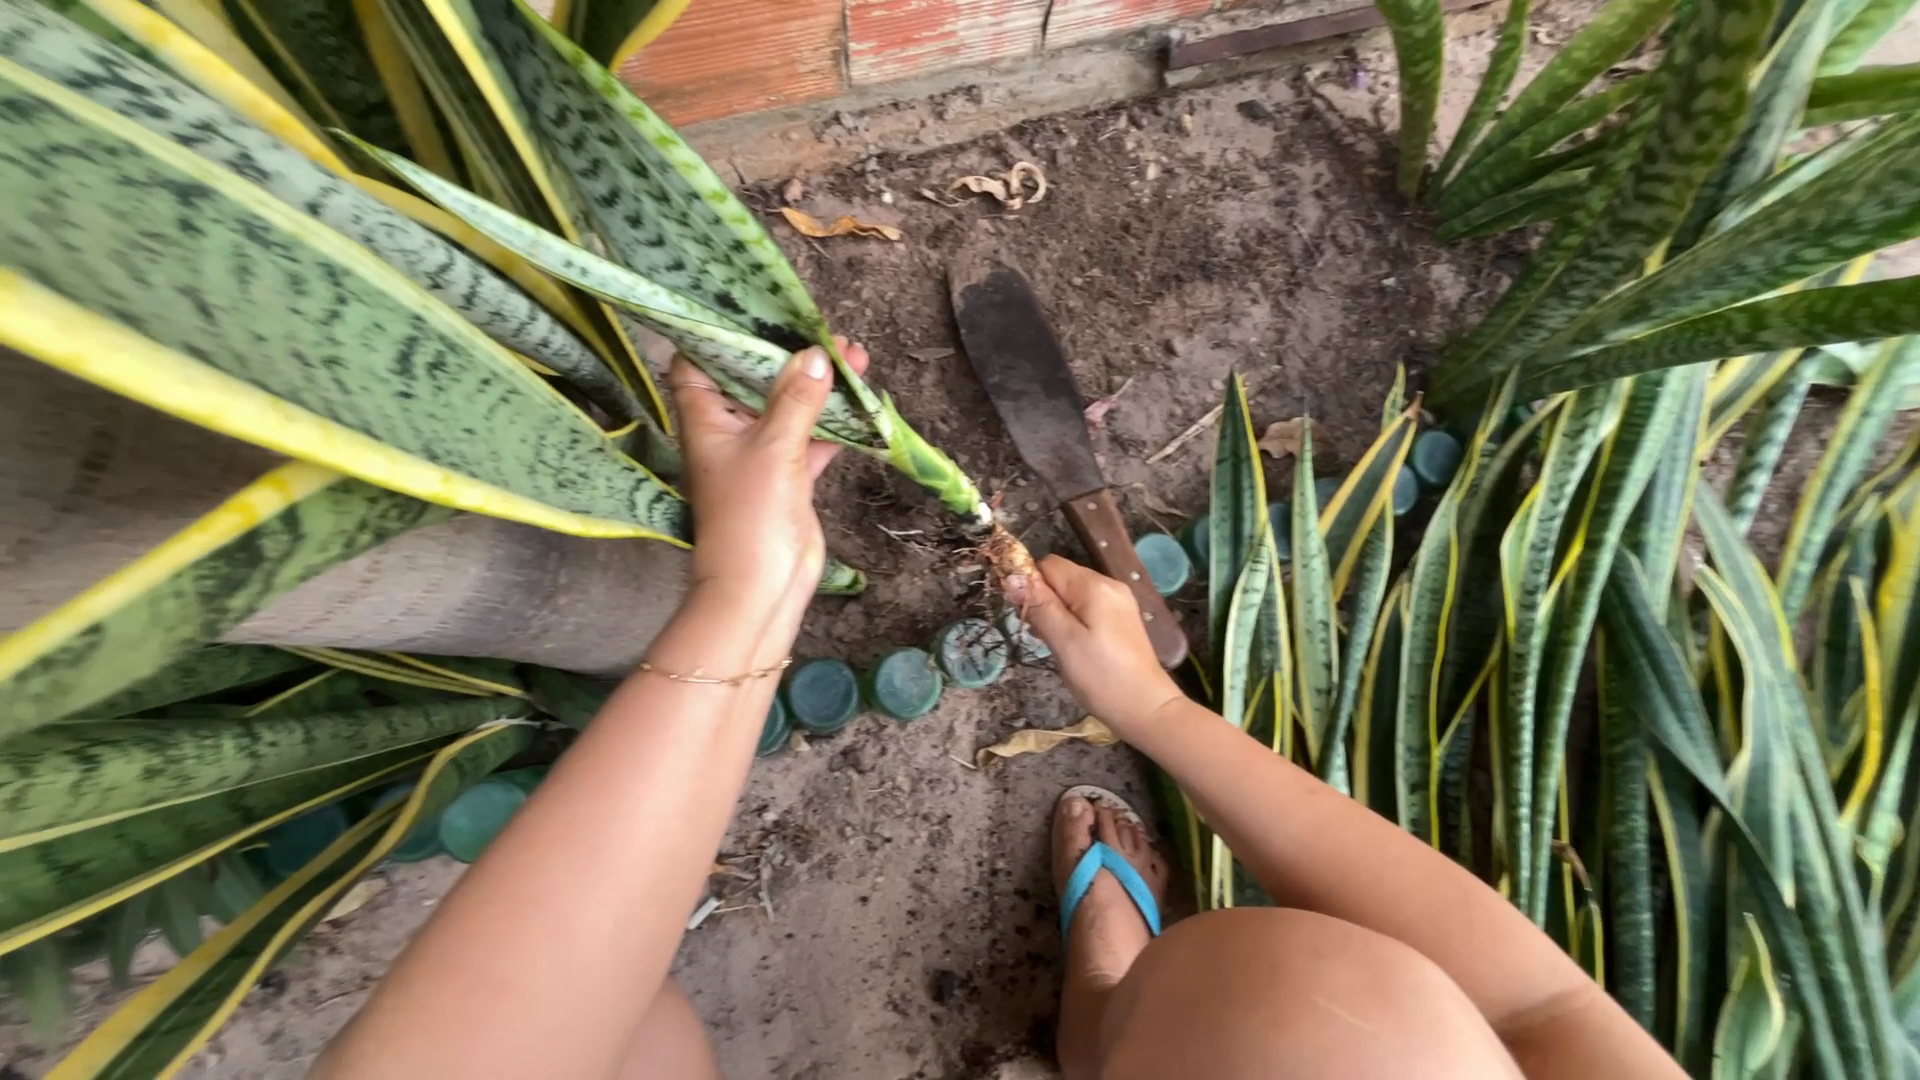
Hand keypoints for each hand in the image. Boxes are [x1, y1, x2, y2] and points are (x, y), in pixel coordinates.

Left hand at [669, 339, 868, 622]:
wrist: (763, 584)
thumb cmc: (751, 513)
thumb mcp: (774, 447)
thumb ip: (795, 399)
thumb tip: (816, 354)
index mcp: (706, 419)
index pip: (701, 362)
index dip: (723, 335)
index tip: (758, 310)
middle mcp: (729, 432)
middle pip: (755, 381)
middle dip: (788, 356)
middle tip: (824, 331)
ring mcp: (762, 455)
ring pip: (790, 409)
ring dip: (819, 387)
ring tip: (855, 357)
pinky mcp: (790, 477)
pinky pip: (812, 440)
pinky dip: (833, 424)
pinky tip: (861, 404)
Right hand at [1012, 555, 1185, 736]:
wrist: (1146, 708)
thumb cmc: (1101, 677)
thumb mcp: (1064, 642)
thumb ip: (1039, 606)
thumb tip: (1011, 575)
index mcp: (1094, 586)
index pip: (1048, 565)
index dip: (1030, 585)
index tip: (1026, 616)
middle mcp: (1109, 585)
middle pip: (1061, 577)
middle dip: (1043, 600)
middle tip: (1042, 636)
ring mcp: (1118, 601)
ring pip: (1071, 593)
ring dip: (1056, 613)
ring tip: (1057, 644)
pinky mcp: (1121, 618)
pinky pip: (1086, 607)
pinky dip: (1072, 620)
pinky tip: (1073, 645)